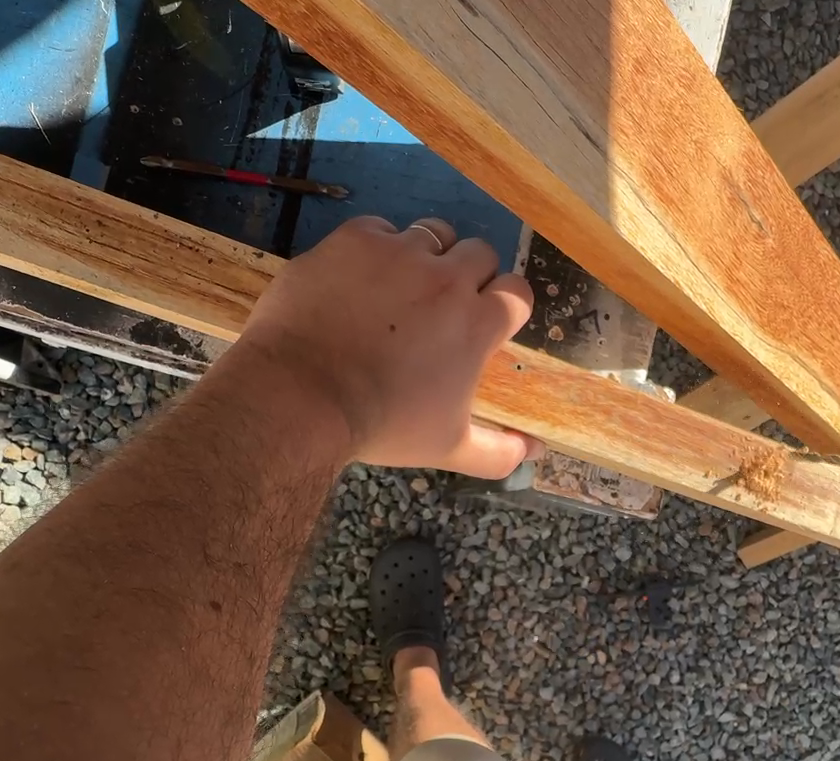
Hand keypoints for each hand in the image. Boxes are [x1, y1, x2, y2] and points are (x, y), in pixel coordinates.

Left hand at [217, 215, 541, 477]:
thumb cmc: (384, 424)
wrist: (301, 396)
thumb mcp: (450, 448)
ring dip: (429, 256)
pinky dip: (379, 249)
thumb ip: (501, 450)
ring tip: (403, 286)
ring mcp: (400, 252)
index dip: (505, 305)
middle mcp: (448, 278)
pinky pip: (381, 229)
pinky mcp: (355, 239)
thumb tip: (537, 451)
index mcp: (478, 324)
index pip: (518, 292)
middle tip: (442, 307)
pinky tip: (361, 279)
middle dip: (470, 276)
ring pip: (434, 233)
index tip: (486, 321)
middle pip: (481, 253)